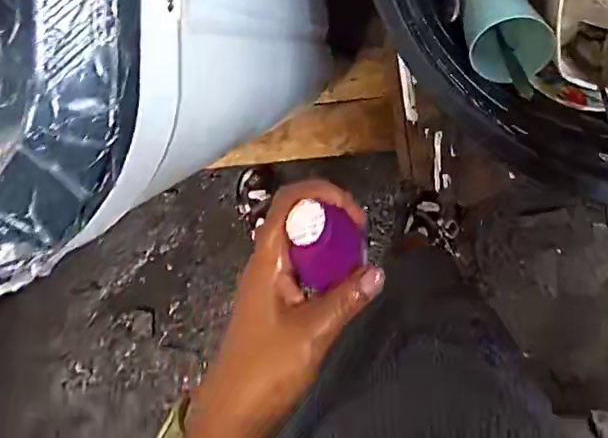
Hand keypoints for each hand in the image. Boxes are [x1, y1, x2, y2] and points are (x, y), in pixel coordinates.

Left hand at [188, 180, 384, 437]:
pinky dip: (324, 262)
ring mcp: (268, 279)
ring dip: (329, 239)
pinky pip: (302, 263)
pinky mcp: (274, 298)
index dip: (322, 192)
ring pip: (300, 240)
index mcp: (267, 258)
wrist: (230, 417)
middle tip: (359, 231)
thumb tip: (378, 272)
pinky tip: (342, 281)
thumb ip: (346, 300)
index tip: (352, 212)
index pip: (290, 200)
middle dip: (331, 214)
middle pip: (297, 215)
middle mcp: (266, 260)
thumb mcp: (312, 333)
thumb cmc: (264, 370)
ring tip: (356, 253)